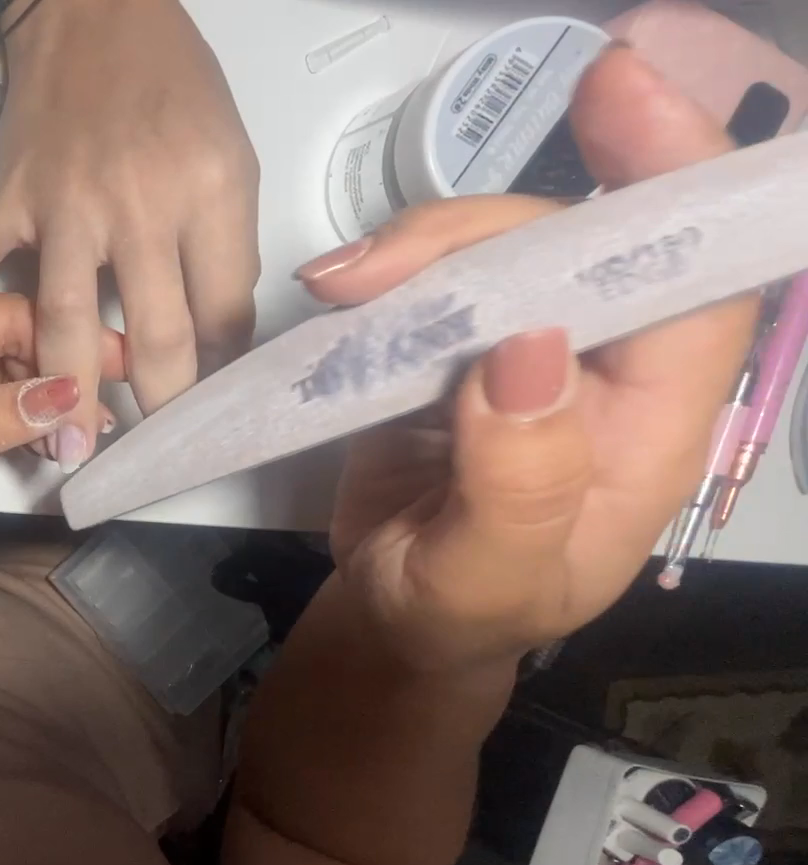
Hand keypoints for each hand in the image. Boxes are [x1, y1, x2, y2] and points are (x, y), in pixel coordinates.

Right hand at [0, 0, 258, 472]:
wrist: (96, 12)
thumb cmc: (171, 86)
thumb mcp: (230, 155)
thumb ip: (220, 245)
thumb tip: (208, 332)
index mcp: (210, 189)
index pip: (221, 310)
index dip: (216, 369)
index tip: (202, 405)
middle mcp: (137, 204)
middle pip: (153, 332)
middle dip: (152, 406)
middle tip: (145, 463)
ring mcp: (61, 206)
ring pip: (64, 319)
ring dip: (62, 393)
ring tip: (61, 452)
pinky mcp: (4, 202)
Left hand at [0, 297, 122, 580]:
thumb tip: (68, 393)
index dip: (60, 338)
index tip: (118, 363)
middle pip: (8, 351)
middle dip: (60, 377)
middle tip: (112, 411)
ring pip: (4, 391)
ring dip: (47, 409)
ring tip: (95, 436)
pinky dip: (24, 436)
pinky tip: (58, 446)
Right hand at [303, 48, 758, 671]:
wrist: (393, 622)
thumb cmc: (459, 611)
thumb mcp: (496, 573)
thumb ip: (523, 478)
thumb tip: (521, 347)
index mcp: (645, 415)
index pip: (687, 276)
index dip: (669, 174)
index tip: (614, 92)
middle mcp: (584, 367)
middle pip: (557, 251)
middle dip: (468, 233)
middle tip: (365, 268)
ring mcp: (499, 360)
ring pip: (478, 265)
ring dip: (407, 256)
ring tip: (329, 283)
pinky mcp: (428, 367)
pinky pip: (410, 303)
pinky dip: (370, 289)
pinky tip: (328, 295)